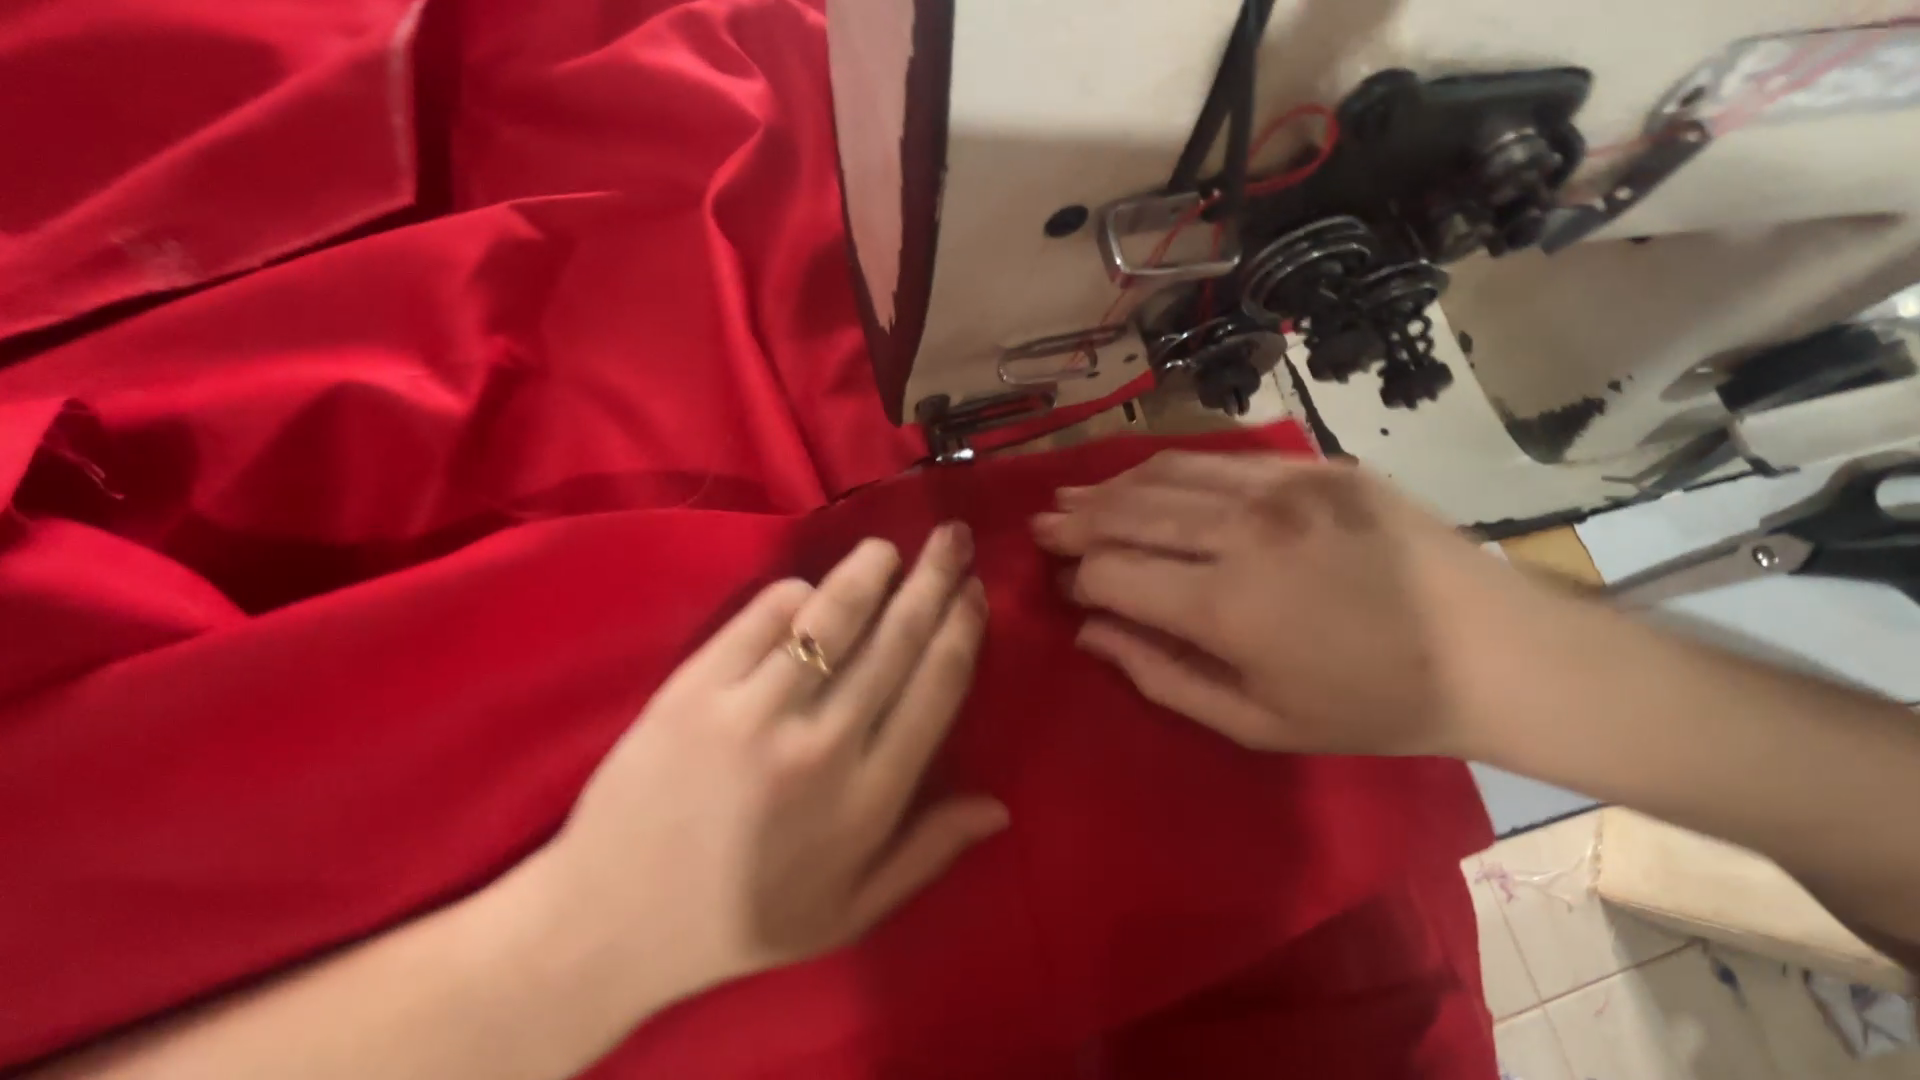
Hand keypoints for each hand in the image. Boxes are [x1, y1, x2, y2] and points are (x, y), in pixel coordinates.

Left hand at [529, 523, 1004, 1012]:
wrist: (612, 923)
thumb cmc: (740, 921)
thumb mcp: (847, 912)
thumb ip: (926, 854)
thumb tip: (998, 806)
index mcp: (867, 799)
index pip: (935, 690)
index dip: (961, 632)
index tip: (974, 593)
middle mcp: (821, 746)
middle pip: (894, 642)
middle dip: (932, 582)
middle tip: (951, 538)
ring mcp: (753, 712)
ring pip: (831, 619)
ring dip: (867, 573)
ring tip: (888, 549)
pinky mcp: (695, 690)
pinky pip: (758, 622)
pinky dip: (791, 596)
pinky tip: (808, 588)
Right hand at [1032, 452, 1534, 756]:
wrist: (1494, 652)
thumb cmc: (1371, 705)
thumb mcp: (1258, 723)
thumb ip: (1162, 677)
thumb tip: (1091, 633)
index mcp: (1226, 608)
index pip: (1114, 575)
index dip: (1078, 579)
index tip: (1063, 587)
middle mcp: (1243, 534)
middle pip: (1128, 514)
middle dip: (1075, 521)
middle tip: (1041, 526)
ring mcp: (1281, 489)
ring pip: (1165, 475)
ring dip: (1110, 487)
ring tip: (1074, 496)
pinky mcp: (1315, 467)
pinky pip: (1218, 459)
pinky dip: (1169, 468)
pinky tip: (1146, 477)